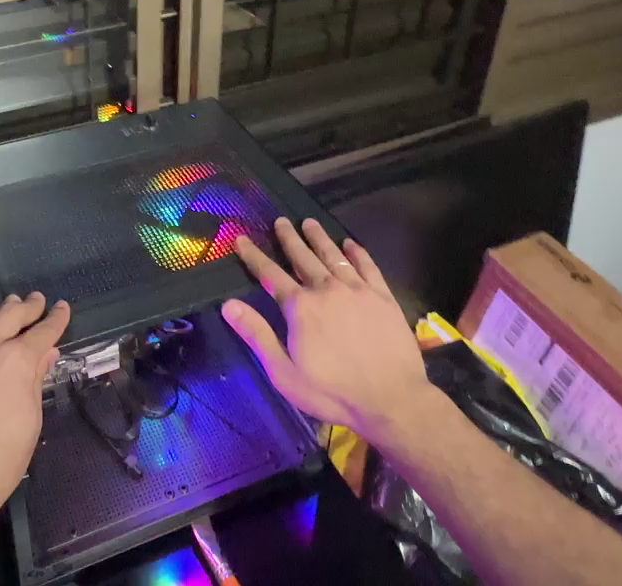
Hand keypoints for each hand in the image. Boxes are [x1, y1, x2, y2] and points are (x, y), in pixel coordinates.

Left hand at [0, 292, 70, 517]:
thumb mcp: (30, 420)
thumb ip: (35, 379)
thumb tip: (46, 354)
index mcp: (17, 361)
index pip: (42, 332)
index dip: (55, 319)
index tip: (62, 307)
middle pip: (11, 314)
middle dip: (29, 306)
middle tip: (38, 300)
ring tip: (8, 303)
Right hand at [222, 218, 432, 435]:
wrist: (392, 400)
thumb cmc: (333, 392)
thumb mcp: (284, 372)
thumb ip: (257, 335)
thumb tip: (228, 305)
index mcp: (300, 307)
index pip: (270, 274)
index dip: (254, 256)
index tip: (241, 238)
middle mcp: (326, 289)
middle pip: (303, 257)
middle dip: (288, 238)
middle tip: (280, 221)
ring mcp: (357, 290)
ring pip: (333, 255)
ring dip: (319, 238)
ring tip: (309, 222)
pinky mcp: (383, 297)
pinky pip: (367, 266)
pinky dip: (357, 252)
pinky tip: (350, 244)